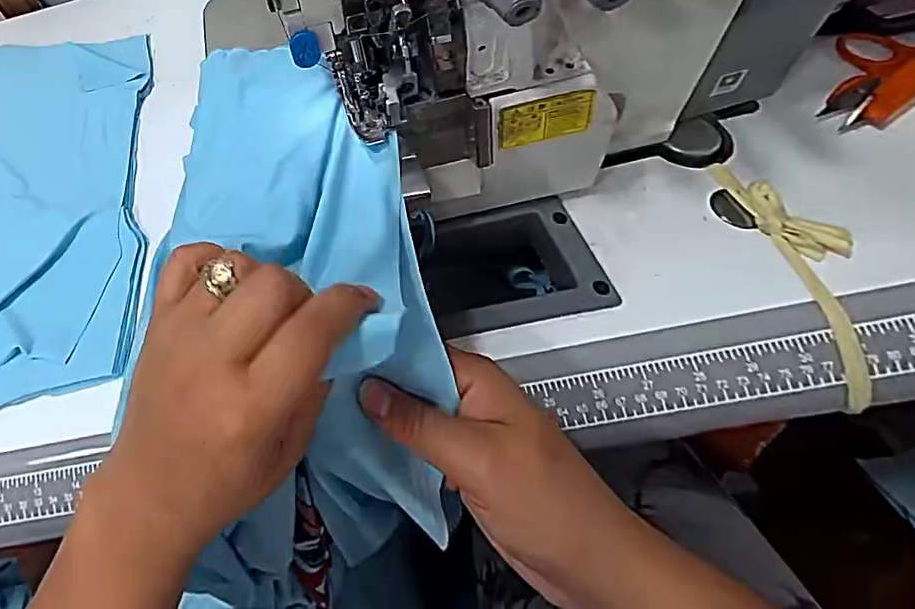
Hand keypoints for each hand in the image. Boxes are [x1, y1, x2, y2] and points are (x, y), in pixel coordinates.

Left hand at [35, 243, 376, 608]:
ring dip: (261, 278)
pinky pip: (185, 258)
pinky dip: (211, 258)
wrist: (149, 490)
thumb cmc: (225, 482)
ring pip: (234, 264)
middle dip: (302, 292)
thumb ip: (315, 386)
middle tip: (299, 318)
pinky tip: (223, 284)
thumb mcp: (289, 451)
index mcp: (251, 405)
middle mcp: (212, 358)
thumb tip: (334, 330)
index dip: (346, 304)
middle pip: (274, 283)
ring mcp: (178, 331)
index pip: (310, 330)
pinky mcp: (155, 318)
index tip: (362, 300)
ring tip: (259, 308)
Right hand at [361, 348, 767, 608]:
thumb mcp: (477, 459)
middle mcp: (468, 395)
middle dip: (371, 381)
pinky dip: (395, 442)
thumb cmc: (548, 504)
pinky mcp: (463, 461)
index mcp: (477, 377)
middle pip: (410, 377)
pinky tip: (363, 443)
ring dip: (380, 413)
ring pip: (412, 411)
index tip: (331, 350)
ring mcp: (465, 429)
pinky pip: (421, 441)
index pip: (415, 347)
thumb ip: (420, 422)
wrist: (593, 568)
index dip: (375, 347)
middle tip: (321, 382)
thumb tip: (367, 388)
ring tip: (330, 408)